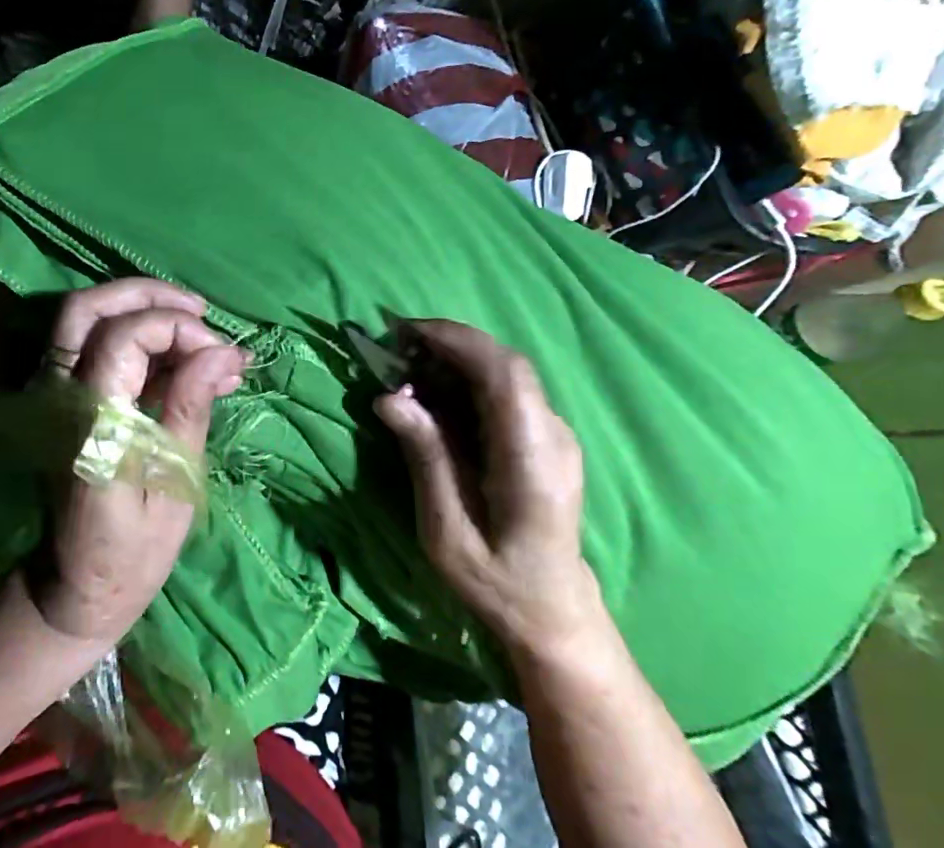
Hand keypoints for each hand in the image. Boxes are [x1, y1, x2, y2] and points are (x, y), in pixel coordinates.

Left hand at [32, 279, 246, 644]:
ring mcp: (55, 397)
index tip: (220, 354)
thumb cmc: (132, 551)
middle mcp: (61, 398)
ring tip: (196, 325)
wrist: (75, 587)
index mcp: (92, 422)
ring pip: (83, 319)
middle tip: (201, 311)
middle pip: (87, 308)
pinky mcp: (64, 402)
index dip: (175, 328)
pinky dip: (135, 336)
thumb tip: (225, 352)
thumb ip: (191, 409)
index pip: (122, 336)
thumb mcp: (175, 485)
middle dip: (148, 295)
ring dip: (139, 307)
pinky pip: (92, 346)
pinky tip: (181, 357)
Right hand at [372, 321, 603, 657]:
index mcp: (532, 460)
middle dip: (448, 344)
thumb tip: (388, 398)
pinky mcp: (545, 438)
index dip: (456, 341)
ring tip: (404, 369)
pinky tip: (432, 395)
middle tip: (394, 349)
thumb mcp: (445, 531)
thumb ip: (425, 459)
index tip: (403, 333)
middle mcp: (553, 436)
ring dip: (454, 360)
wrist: (552, 610)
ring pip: (506, 373)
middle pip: (506, 364)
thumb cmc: (495, 582)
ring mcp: (555, 435)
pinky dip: (465, 380)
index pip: (505, 375)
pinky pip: (505, 393)